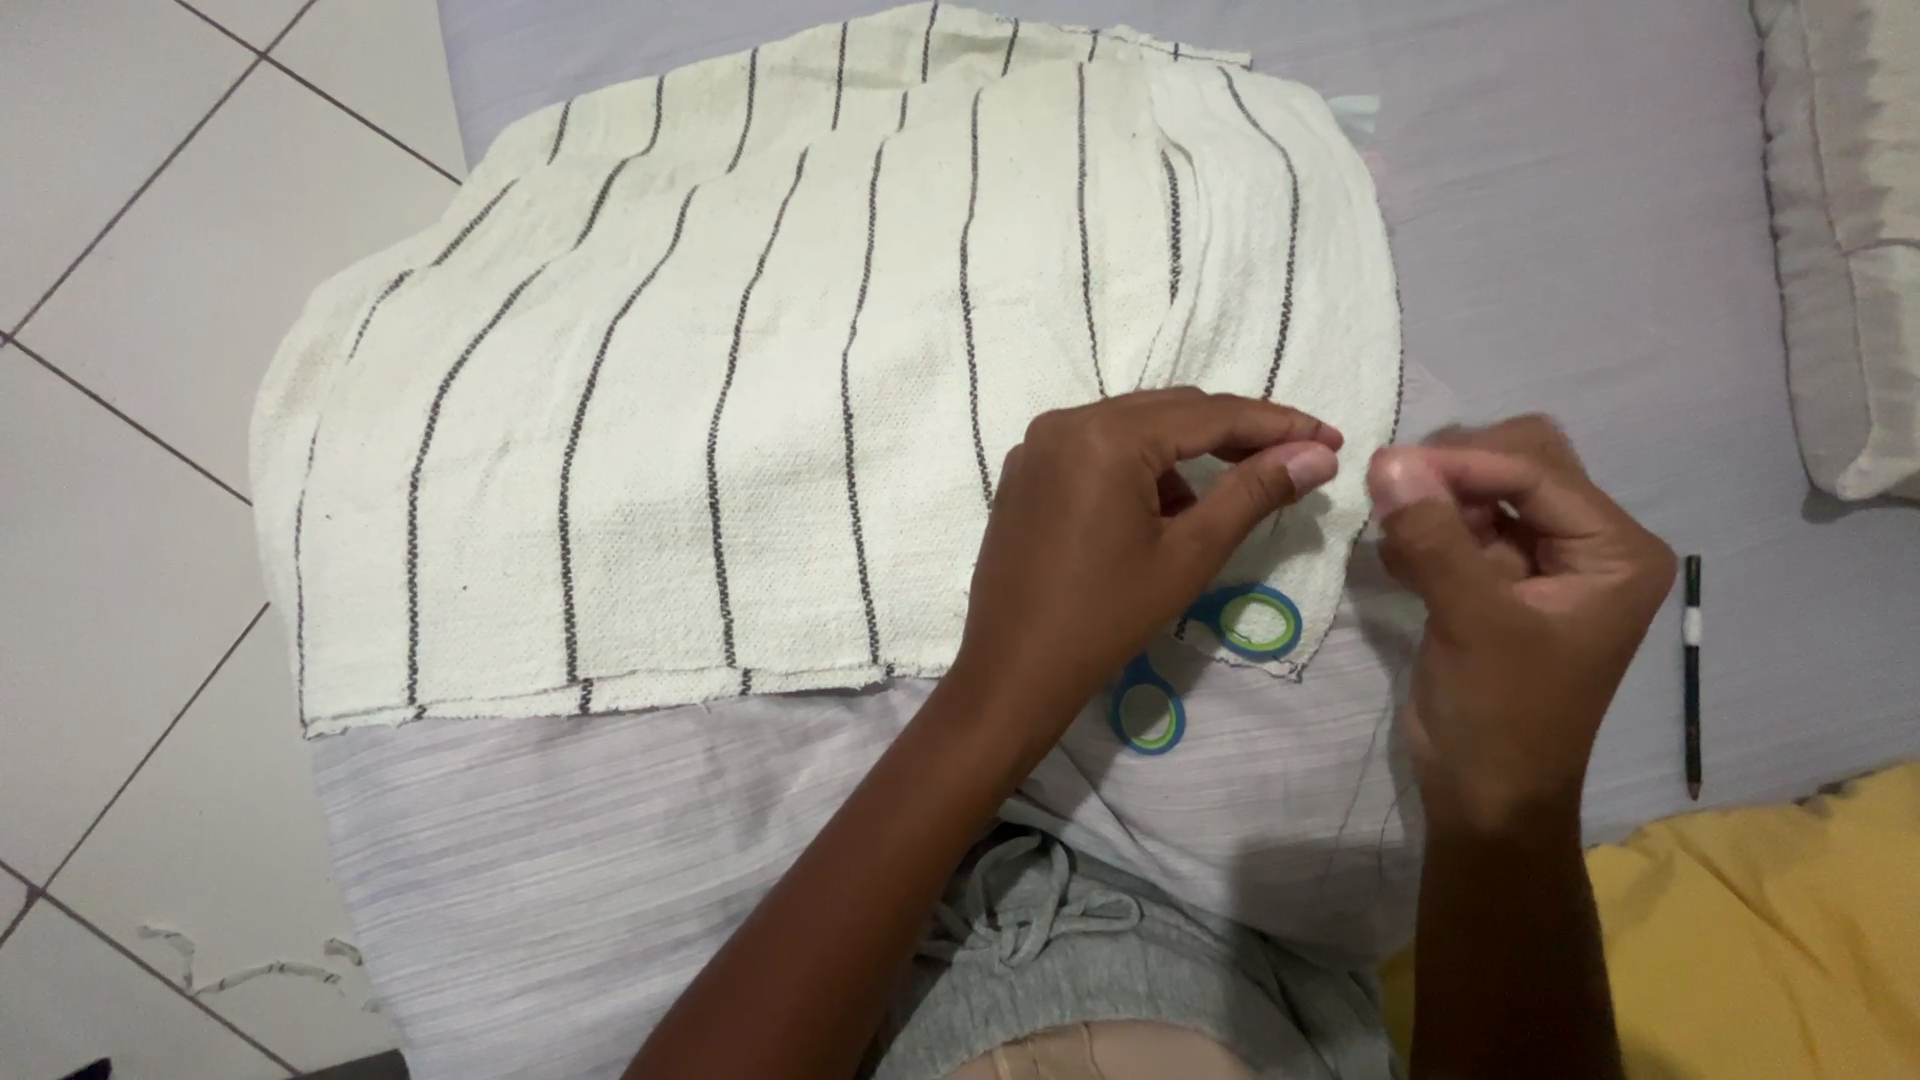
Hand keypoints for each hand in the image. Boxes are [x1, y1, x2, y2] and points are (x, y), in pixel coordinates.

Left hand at [953, 388, 1342, 733]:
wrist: (1013, 669)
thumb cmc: (1105, 618)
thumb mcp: (1188, 555)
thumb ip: (1253, 494)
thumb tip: (1316, 456)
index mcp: (1106, 436)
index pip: (1209, 413)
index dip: (1275, 424)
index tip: (1328, 439)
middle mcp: (1064, 422)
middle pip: (1168, 410)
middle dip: (1231, 434)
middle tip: (1291, 462)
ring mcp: (1036, 446)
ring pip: (1131, 426)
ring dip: (1181, 453)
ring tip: (1213, 504)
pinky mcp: (1023, 473)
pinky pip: (1093, 449)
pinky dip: (1135, 466)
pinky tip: (1156, 509)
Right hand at [1368, 416, 1675, 835]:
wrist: (1484, 791)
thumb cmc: (1502, 714)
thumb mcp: (1473, 622)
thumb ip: (1434, 538)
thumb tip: (1387, 460)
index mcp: (1614, 552)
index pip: (1537, 471)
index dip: (1463, 462)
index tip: (1384, 467)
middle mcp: (1584, 546)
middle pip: (1518, 465)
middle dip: (1452, 472)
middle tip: (1391, 493)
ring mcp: (1536, 564)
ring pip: (1482, 491)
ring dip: (1433, 502)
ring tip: (1396, 538)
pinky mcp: (1491, 583)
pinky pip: (1456, 527)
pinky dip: (1421, 532)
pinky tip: (1398, 564)